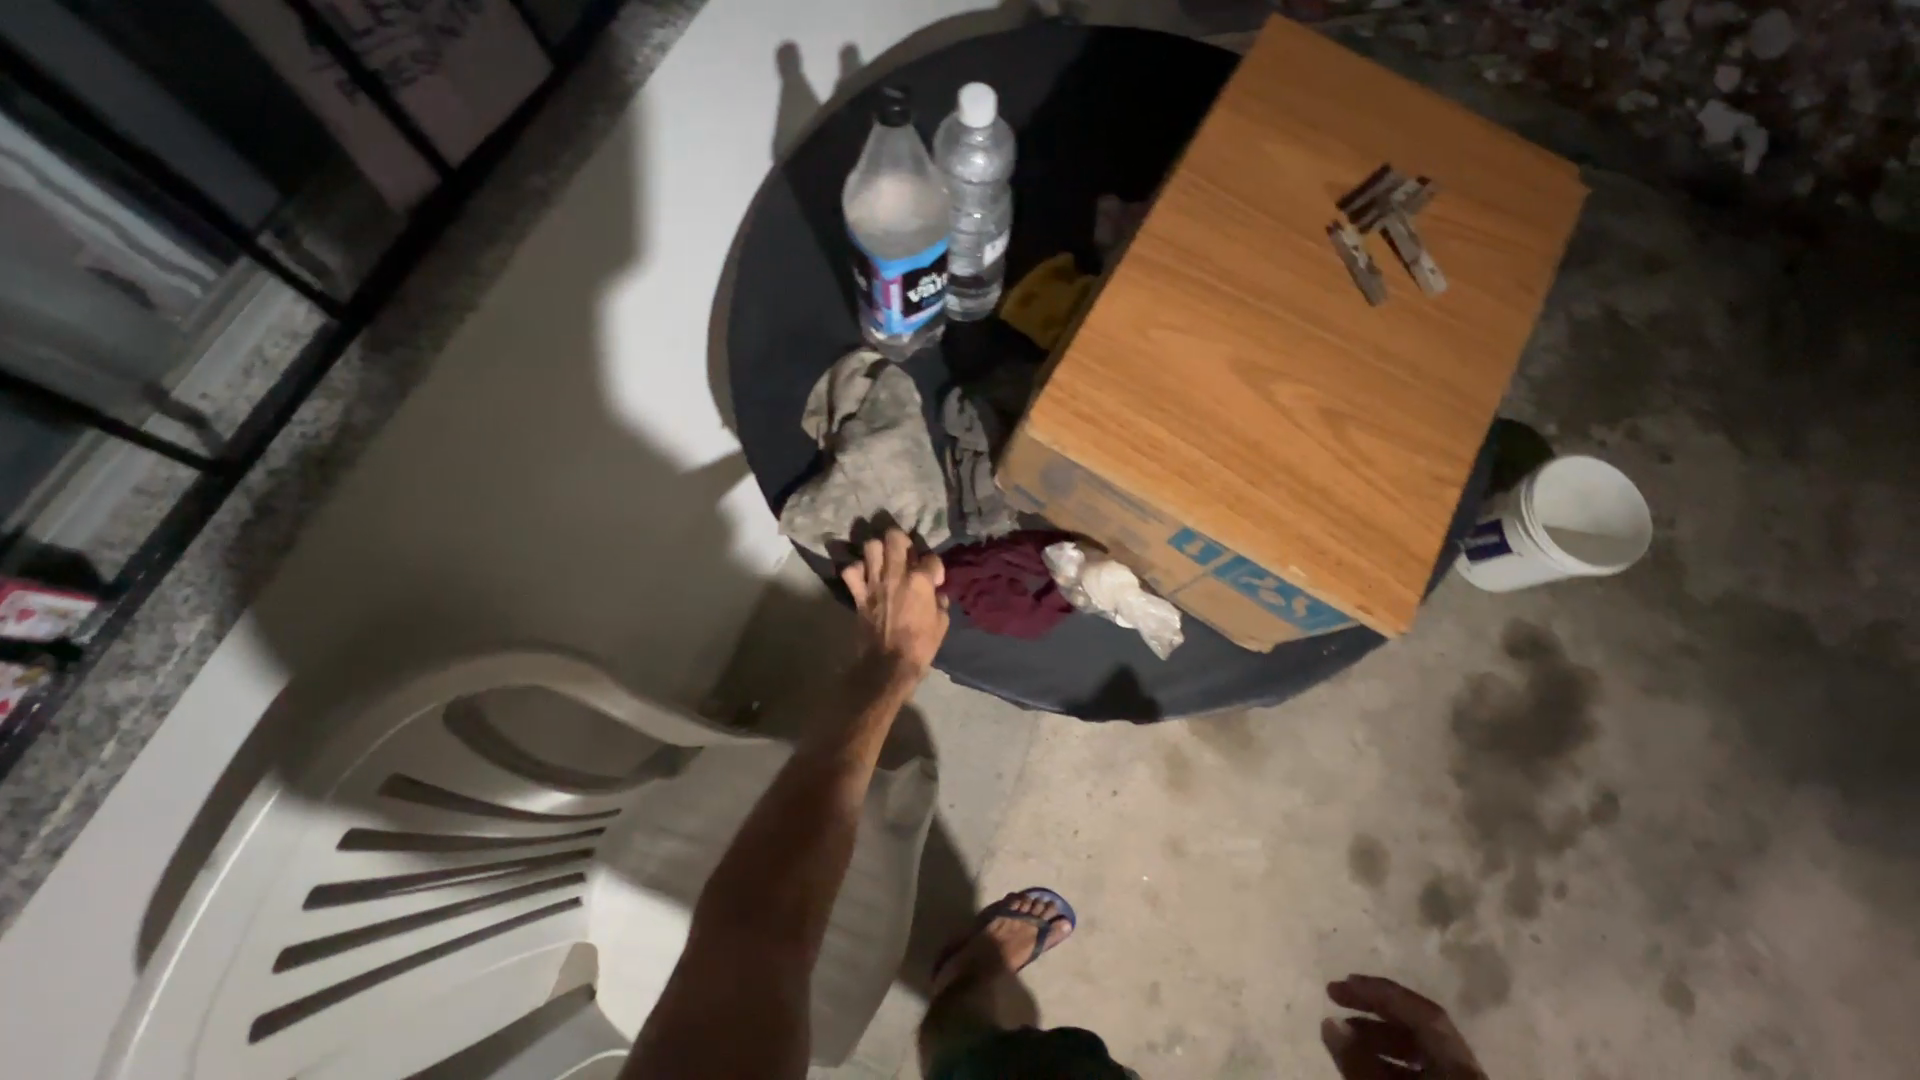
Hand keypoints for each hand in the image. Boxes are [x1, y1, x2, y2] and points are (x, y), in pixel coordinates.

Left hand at [841, 529, 948, 674]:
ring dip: (879, 549)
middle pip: (895, 537)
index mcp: (920, 581)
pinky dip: (857, 570)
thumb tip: (936, 595)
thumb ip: (939, 603)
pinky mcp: (858, 594)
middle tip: (906, 552)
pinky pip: (851, 571)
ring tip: (884, 559)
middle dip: (902, 540)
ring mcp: (874, 583)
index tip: (936, 579)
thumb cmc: (920, 647)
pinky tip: (865, 576)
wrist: (888, 665)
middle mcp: (896, 575)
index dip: (936, 567)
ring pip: (870, 547)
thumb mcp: (942, 625)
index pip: (931, 558)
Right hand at [1322, 976, 1486, 1079]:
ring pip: (1417, 1051)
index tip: (1343, 980)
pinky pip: (1418, 1070)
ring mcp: (1457, 1077)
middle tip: (1334, 996)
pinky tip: (1361, 1059)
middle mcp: (1464, 1064)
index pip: (1423, 1011)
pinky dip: (1387, 1061)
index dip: (1382, 992)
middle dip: (1375, 1009)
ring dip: (1376, 1037)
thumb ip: (1361, 1061)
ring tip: (1341, 1032)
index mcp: (1460, 1060)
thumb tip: (1328, 1021)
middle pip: (1419, 1027)